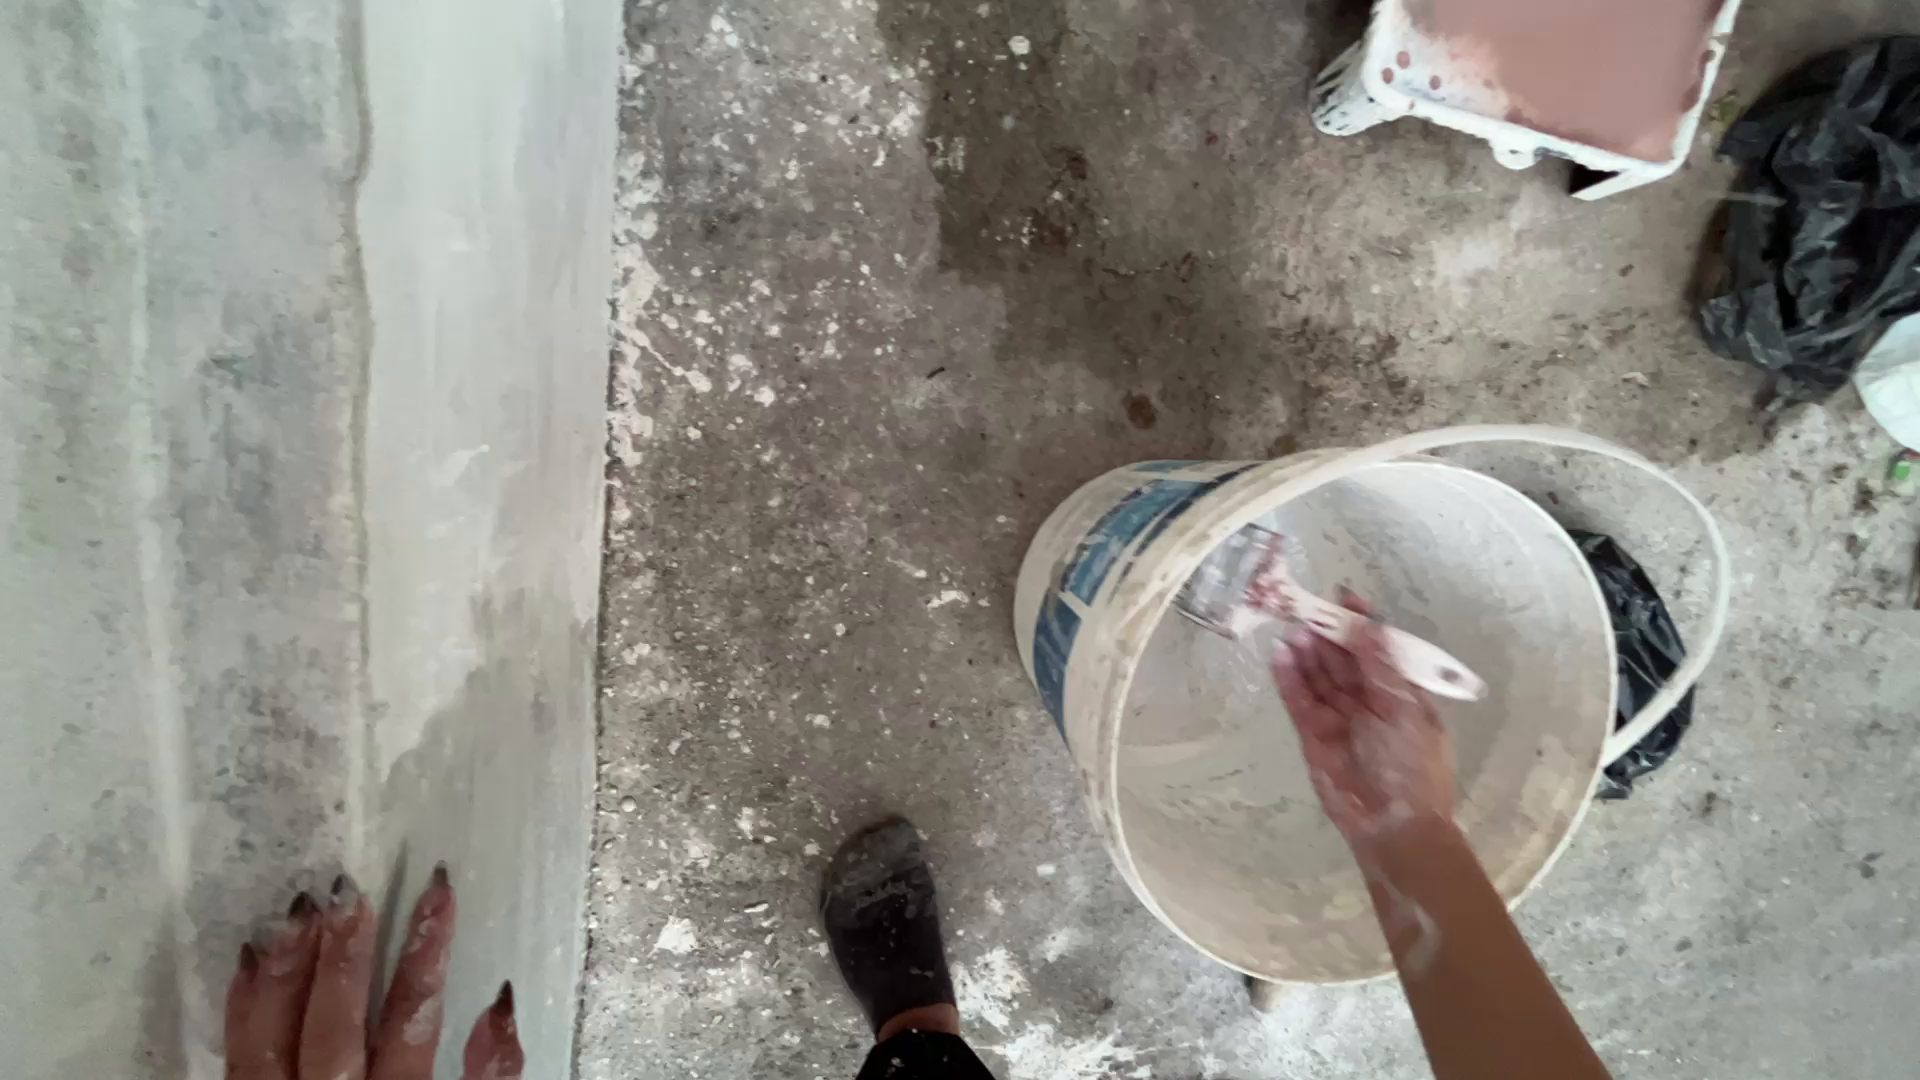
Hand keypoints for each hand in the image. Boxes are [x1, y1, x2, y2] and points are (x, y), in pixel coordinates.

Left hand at [223, 868, 523, 1079]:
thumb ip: (494, 1074)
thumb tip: (501, 1000)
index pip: (412, 1015)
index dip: (426, 949)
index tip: (438, 888)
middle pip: (334, 1027)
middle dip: (345, 956)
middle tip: (349, 892)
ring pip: (272, 1045)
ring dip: (285, 975)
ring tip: (295, 911)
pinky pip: (236, 1064)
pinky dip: (241, 1012)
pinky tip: (251, 962)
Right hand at [1270, 592, 1454, 854]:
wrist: (1392, 826)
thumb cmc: (1411, 767)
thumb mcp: (1405, 712)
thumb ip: (1381, 668)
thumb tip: (1368, 624)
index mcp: (1400, 694)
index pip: (1378, 649)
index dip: (1363, 623)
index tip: (1345, 595)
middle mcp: (1367, 700)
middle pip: (1342, 658)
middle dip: (1327, 633)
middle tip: (1305, 609)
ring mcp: (1337, 715)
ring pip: (1317, 675)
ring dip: (1305, 651)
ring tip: (1290, 629)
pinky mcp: (1311, 731)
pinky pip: (1298, 697)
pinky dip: (1288, 676)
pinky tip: (1279, 655)